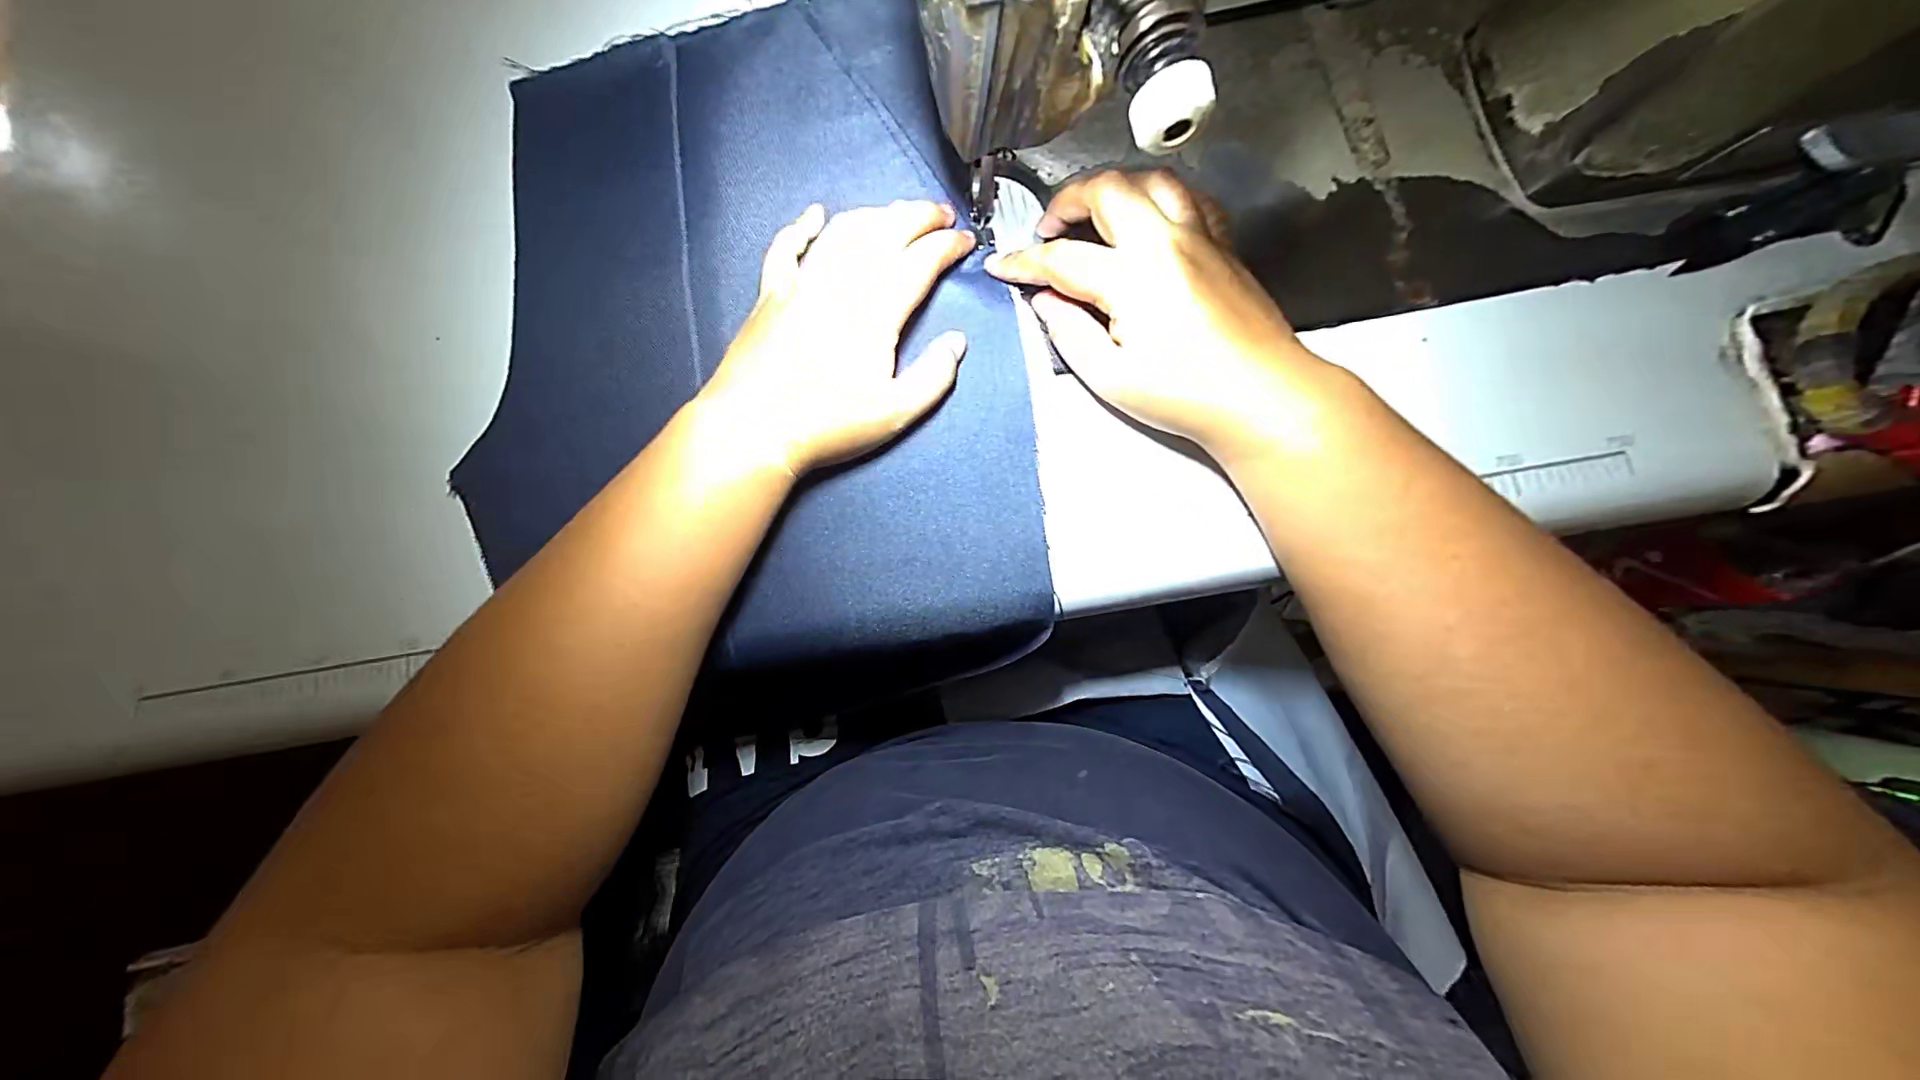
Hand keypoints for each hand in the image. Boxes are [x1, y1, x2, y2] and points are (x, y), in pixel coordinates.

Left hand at [692, 200, 977, 475]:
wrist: (753, 429)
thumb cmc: (825, 424)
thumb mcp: (895, 413)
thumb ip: (934, 377)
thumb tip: (956, 344)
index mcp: (875, 310)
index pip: (920, 260)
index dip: (947, 245)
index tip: (964, 240)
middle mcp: (839, 284)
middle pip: (885, 231)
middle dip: (918, 216)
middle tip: (939, 214)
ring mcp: (802, 284)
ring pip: (843, 231)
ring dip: (874, 214)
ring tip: (896, 213)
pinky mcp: (771, 294)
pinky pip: (787, 247)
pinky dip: (802, 226)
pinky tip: (815, 216)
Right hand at [985, 170, 1346, 459]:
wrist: (1262, 397)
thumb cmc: (1188, 395)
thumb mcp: (1110, 377)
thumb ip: (1069, 332)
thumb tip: (1047, 303)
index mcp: (1132, 276)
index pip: (1062, 257)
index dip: (1025, 261)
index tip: (1004, 266)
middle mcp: (1166, 243)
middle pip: (1107, 191)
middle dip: (1066, 201)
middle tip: (1046, 229)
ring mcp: (1200, 239)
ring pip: (1152, 181)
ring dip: (1114, 188)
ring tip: (1093, 213)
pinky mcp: (1223, 248)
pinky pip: (1192, 200)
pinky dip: (1162, 199)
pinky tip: (1151, 219)